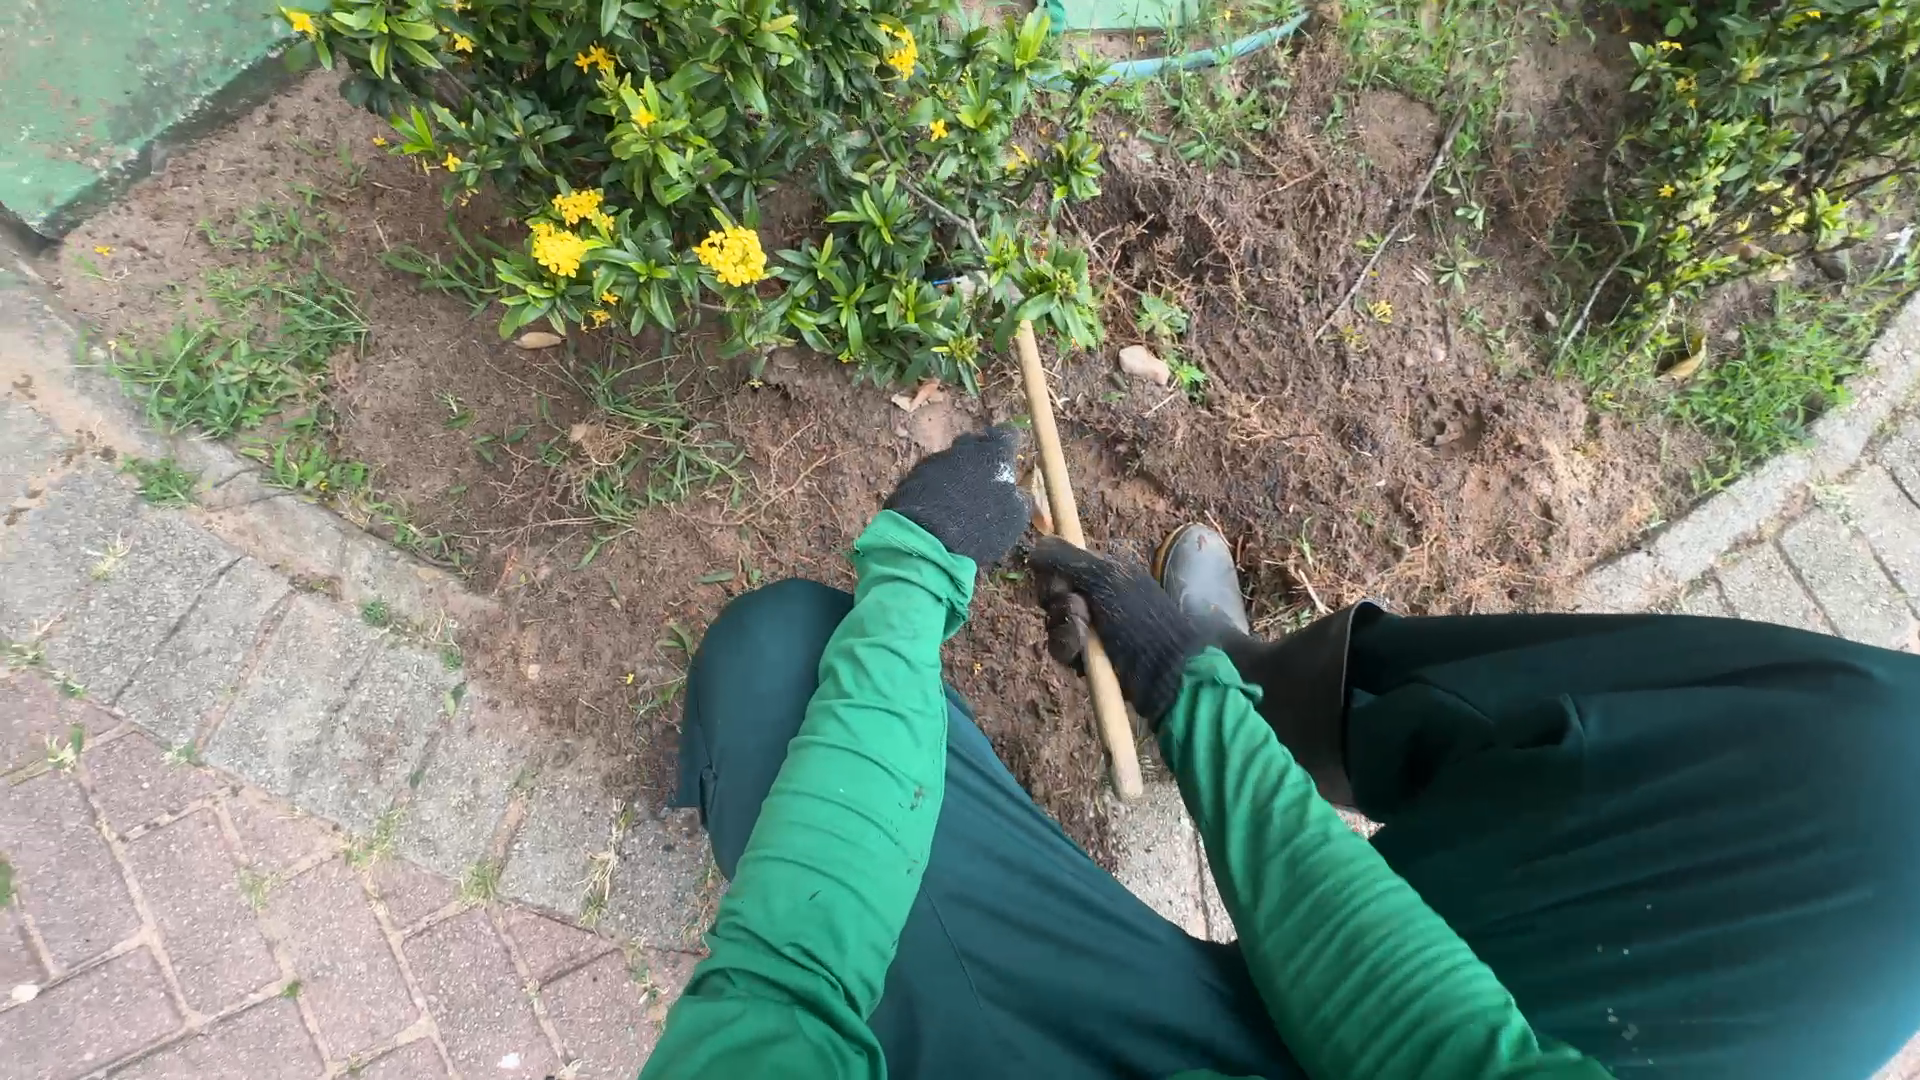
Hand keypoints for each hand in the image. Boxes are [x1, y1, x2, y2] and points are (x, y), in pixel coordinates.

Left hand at [883, 426, 1029, 567]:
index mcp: (993, 453)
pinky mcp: (913, 476)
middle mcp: (964, 449)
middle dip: (981, 454)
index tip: (1012, 453)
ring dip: (958, 472)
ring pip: (951, 459)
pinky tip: (940, 505)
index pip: (1007, 434)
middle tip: (987, 475)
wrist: (927, 539)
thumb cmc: (980, 527)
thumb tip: (1019, 493)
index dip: (1010, 442)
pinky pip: (931, 475)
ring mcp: (935, 461)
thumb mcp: (1014, 518)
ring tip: (961, 497)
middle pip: (975, 442)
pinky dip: (938, 485)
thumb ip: (1020, 499)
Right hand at [1030, 537, 1202, 726]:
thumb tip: (1035, 546)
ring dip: (1064, 631)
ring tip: (1084, 641)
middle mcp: (1095, 595)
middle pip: (1052, 593)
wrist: (1162, 673)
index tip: (1060, 587)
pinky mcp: (1087, 654)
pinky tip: (1082, 658)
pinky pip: (1060, 646)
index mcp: (1103, 571)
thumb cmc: (1140, 621)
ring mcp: (1091, 626)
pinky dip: (1068, 651)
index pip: (1059, 564)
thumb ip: (1068, 559)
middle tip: (1082, 614)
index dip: (1053, 576)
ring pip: (1053, 621)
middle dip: (1060, 606)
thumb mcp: (1106, 580)